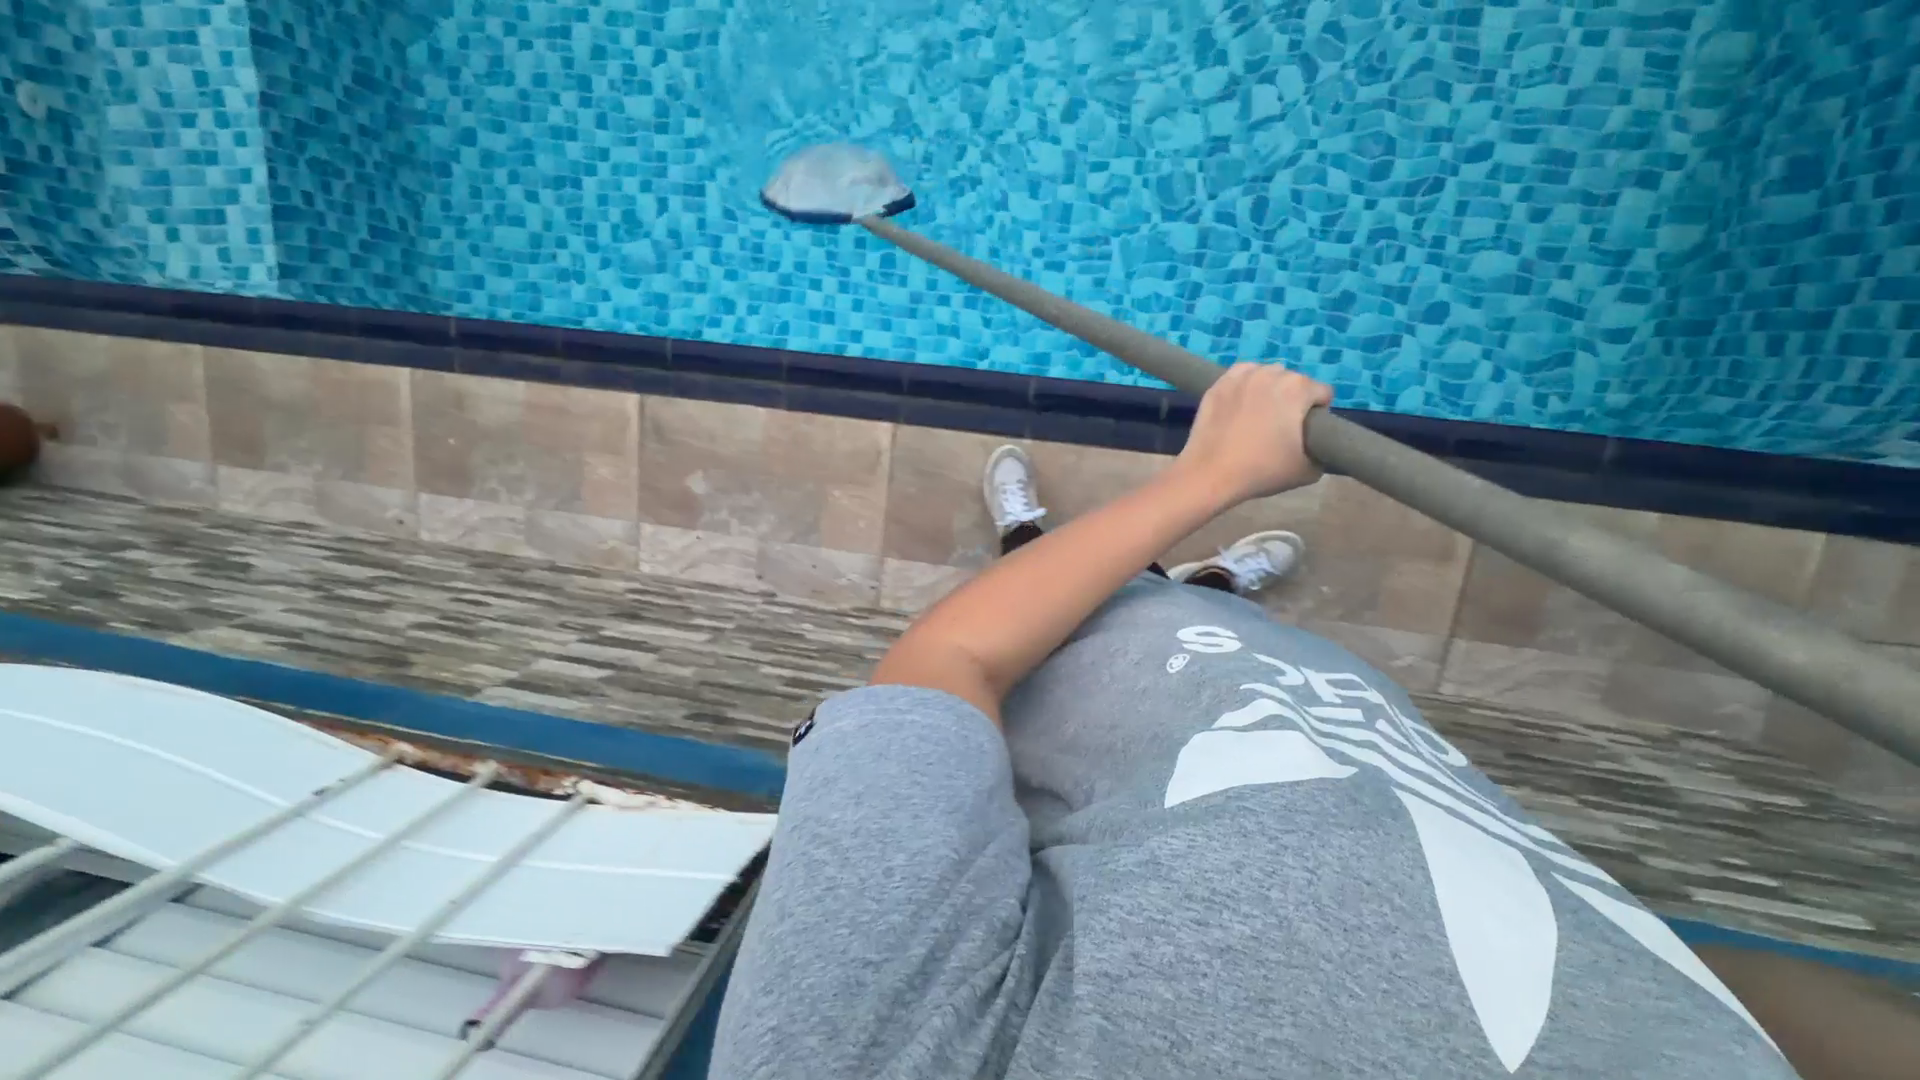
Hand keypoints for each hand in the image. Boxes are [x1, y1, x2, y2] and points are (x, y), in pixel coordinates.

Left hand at [1175, 362, 1332, 504]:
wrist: (1210, 473)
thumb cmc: (1261, 470)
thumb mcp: (1308, 471)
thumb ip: (1324, 453)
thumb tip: (1319, 447)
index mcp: (1298, 388)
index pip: (1323, 393)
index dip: (1319, 413)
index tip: (1307, 432)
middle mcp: (1271, 373)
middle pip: (1294, 382)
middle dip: (1294, 400)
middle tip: (1281, 427)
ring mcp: (1241, 376)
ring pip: (1267, 376)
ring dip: (1270, 390)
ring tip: (1259, 415)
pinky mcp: (1218, 383)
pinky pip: (1241, 376)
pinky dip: (1245, 386)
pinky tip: (1241, 404)